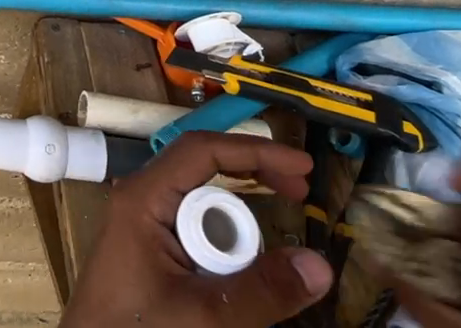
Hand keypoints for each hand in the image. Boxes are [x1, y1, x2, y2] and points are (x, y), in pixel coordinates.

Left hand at [60, 132, 334, 327]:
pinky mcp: (148, 244)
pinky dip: (224, 229)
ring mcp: (142, 219)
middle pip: (201, 166)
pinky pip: (192, 222)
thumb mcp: (204, 315)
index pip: (201, 151)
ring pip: (199, 196)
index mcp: (143, 197)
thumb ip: (261, 291)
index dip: (253, 150)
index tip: (302, 166)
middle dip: (252, 170)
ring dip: (238, 205)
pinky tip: (247, 249)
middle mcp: (140, 197)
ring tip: (279, 216)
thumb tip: (320, 264)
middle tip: (300, 191)